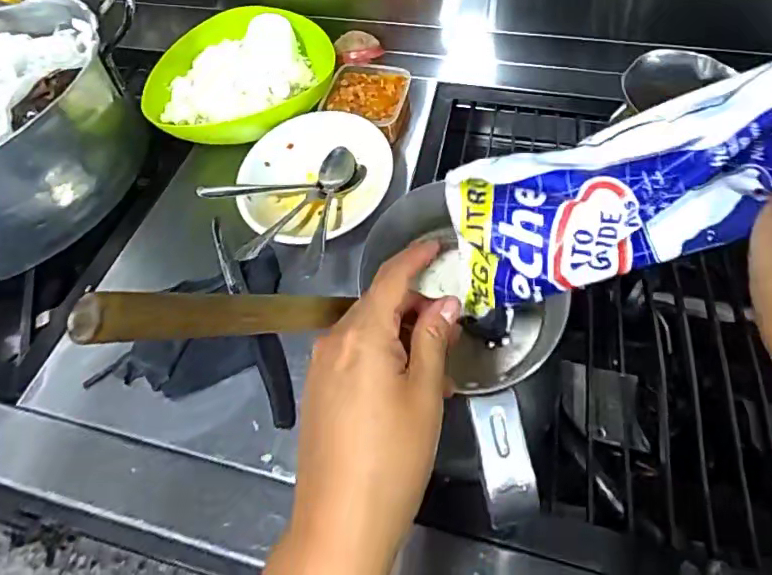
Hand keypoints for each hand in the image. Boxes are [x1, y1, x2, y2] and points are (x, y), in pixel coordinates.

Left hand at [268, 239, 459, 574]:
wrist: (339, 527)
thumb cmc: (389, 459)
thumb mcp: (424, 393)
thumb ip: (433, 338)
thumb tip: (444, 304)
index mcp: (361, 335)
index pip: (391, 277)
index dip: (416, 256)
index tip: (437, 244)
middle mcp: (335, 342)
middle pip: (380, 303)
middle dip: (416, 305)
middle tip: (451, 324)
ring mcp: (322, 368)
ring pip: (369, 330)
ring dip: (402, 333)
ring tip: (435, 363)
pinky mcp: (320, 391)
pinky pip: (355, 354)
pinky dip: (384, 354)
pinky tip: (407, 383)